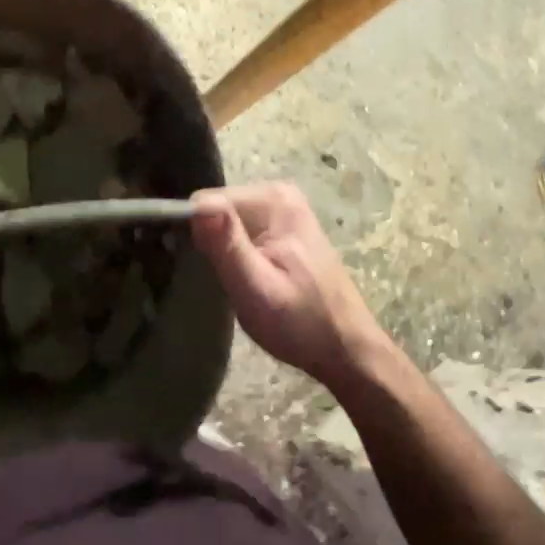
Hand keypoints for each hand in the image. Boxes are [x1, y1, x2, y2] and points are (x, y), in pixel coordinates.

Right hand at [190, 182, 382, 383]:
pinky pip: (240, 232)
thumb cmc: (302, 324)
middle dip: (215, 246)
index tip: (215, 270)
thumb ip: (226, 245)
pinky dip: (238, 256)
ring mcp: (282, 209)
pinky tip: (253, 279)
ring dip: (225, 254)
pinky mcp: (282, 227)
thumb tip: (197, 204)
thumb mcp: (256, 289)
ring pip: (224, 223)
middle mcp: (278, 194)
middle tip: (234, 281)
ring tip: (243, 283)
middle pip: (215, 210)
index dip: (199, 237)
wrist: (348, 350)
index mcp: (273, 199)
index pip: (204, 202)